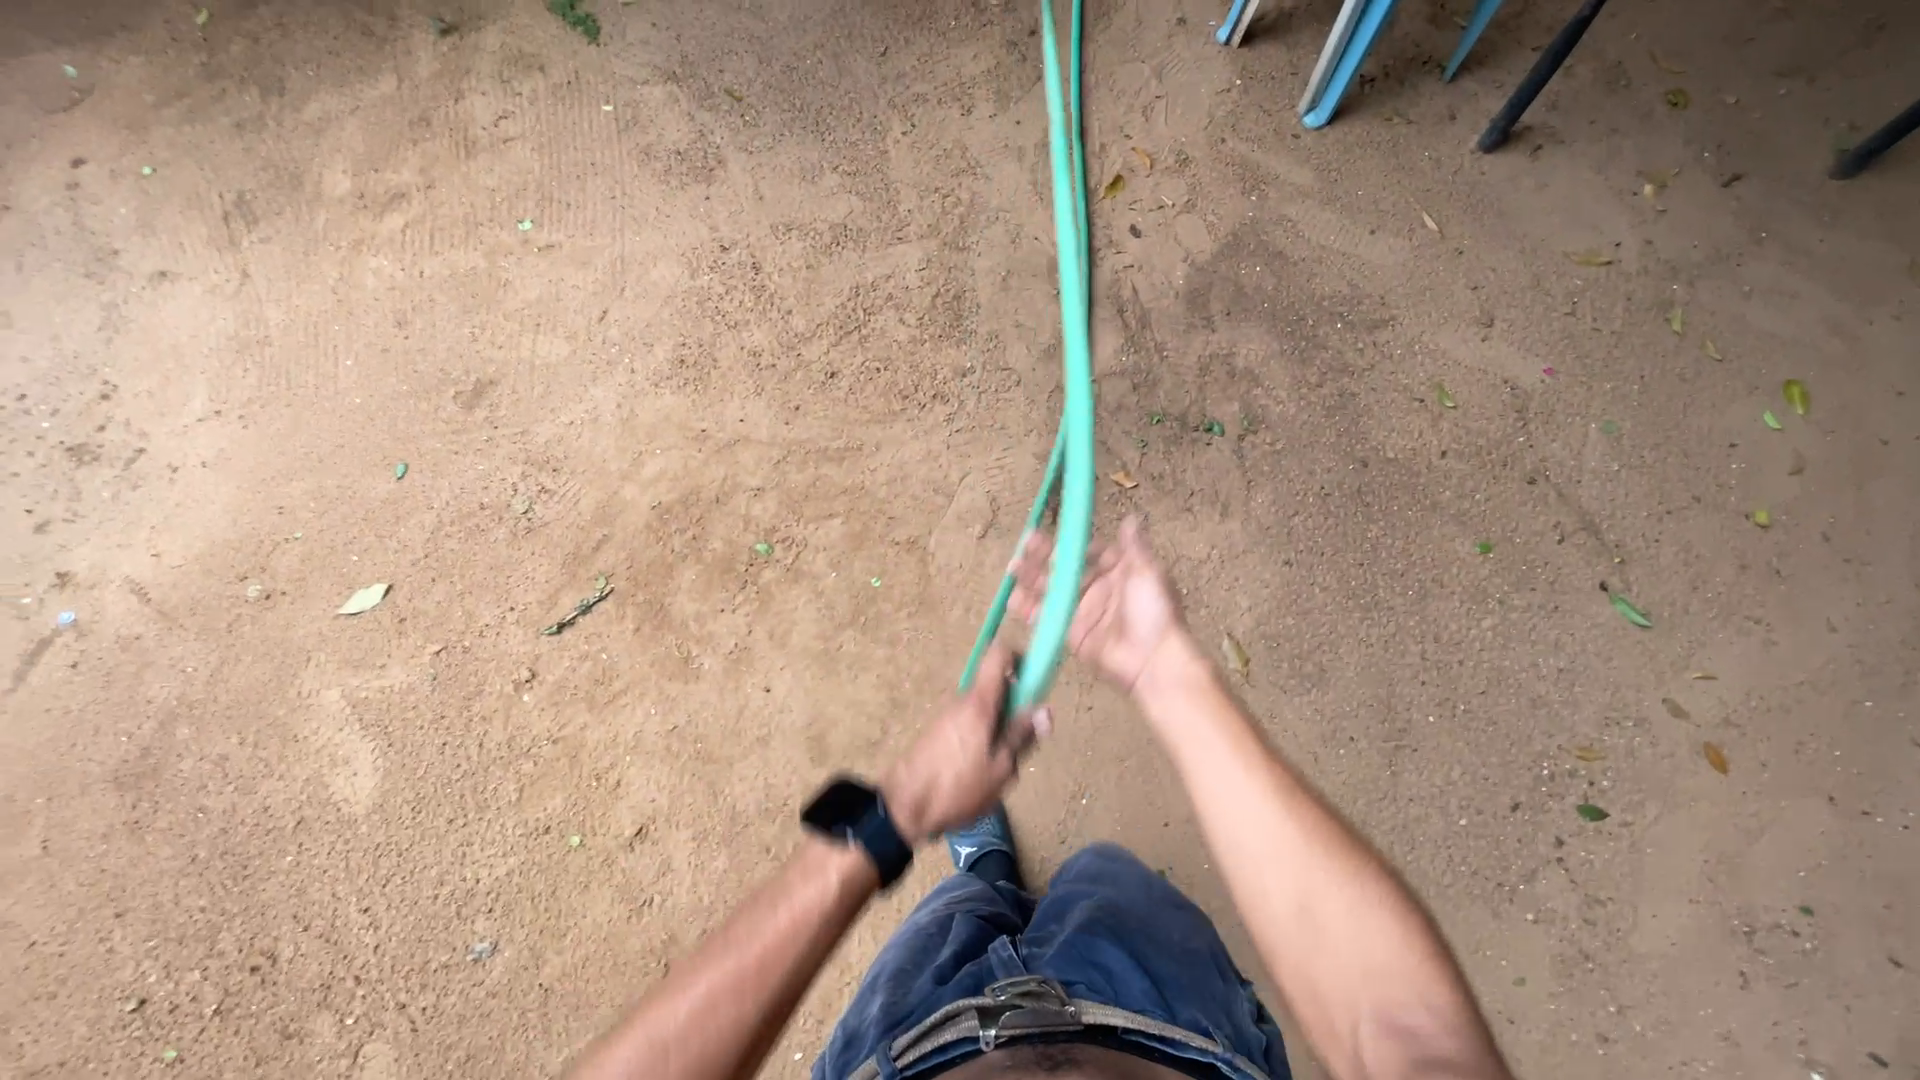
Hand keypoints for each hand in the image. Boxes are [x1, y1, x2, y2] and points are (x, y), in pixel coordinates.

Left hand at [880, 645, 1049, 843]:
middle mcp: (961, 701)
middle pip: (995, 687)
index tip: (1036, 681)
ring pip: (984, 710)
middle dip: (1014, 708)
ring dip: (998, 728)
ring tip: (1001, 766)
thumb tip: (1044, 709)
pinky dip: (981, 739)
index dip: (1020, 659)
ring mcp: (947, 716)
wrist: (903, 807)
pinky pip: (969, 724)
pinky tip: (980, 771)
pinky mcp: (938, 732)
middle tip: (1023, 743)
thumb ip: (1022, 736)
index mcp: (979, 702)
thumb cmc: (957, 788)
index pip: (998, 654)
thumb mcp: (1001, 768)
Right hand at [1010, 515, 1187, 695]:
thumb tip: (1132, 518)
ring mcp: (1082, 612)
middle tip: (1021, 549)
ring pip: (1051, 591)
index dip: (1068, 545)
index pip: (1087, 552)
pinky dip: (1029, 610)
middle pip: (1063, 569)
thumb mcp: (1148, 572)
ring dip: (1031, 580)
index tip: (1051, 537)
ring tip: (1012, 570)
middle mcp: (1097, 589)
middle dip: (1041, 559)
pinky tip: (1014, 601)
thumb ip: (1134, 546)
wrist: (1153, 659)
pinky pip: (1047, 618)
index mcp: (1116, 571)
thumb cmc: (1154, 611)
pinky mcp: (1071, 634)